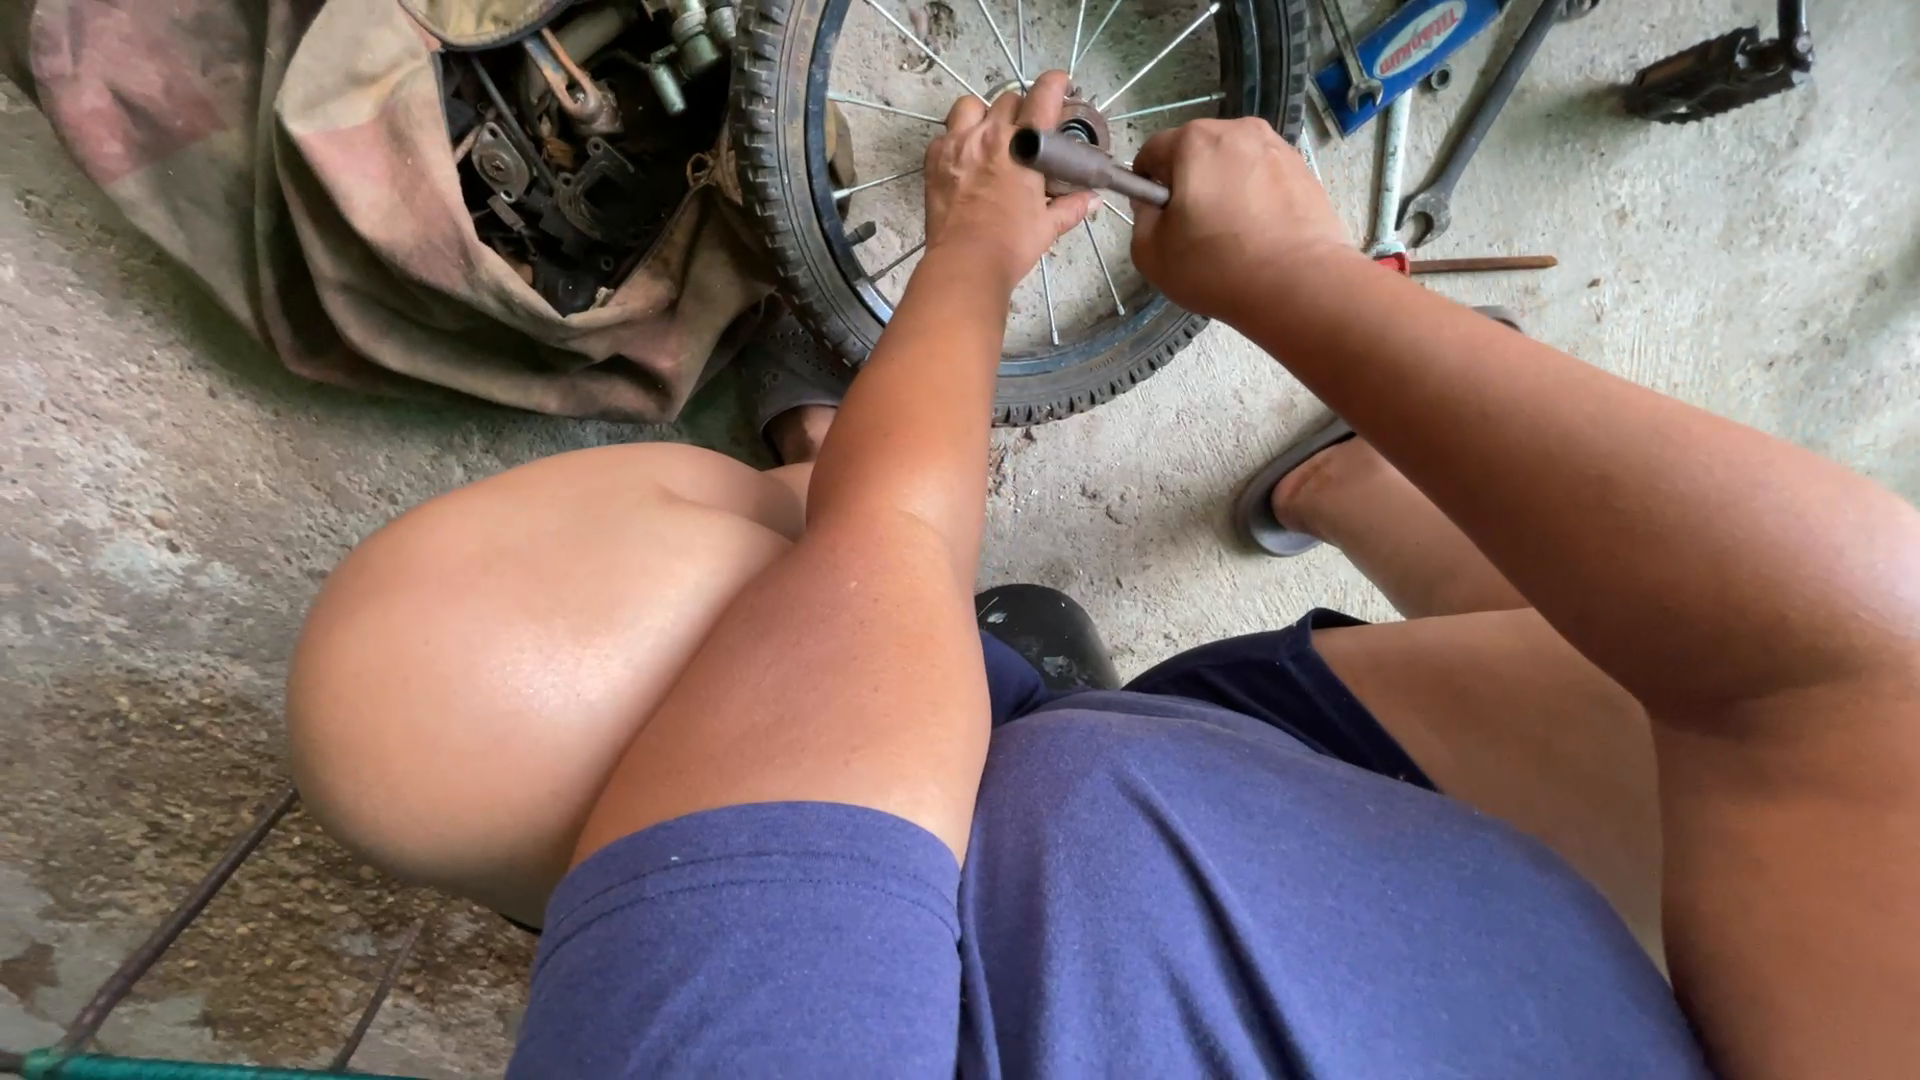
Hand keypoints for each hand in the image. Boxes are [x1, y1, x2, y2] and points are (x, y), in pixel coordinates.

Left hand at [923, 71, 1099, 290]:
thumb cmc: (1009, 246)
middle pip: (1008, 99)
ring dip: (982, 115)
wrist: (965, 265)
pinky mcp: (935, 161)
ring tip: (987, 137)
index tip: (1060, 87)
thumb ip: (1071, 207)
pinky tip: (963, 160)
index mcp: (1024, 145)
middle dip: (1020, 110)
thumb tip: (1092, 199)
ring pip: (970, 106)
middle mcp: (990, 135)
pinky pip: (945, 135)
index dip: (1055, 84)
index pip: (1044, 95)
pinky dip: (955, 141)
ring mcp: (959, 145)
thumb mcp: (1047, 227)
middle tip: (1024, 132)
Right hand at [1130, 118, 1354, 320]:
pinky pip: (1263, 177)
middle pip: (1196, 152)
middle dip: (1187, 182)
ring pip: (1232, 163)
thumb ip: (1141, 217)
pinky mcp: (1302, 169)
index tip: (1155, 215)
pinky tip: (1256, 234)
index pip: (1153, 151)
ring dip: (1222, 188)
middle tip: (1191, 229)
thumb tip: (1153, 202)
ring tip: (1228, 234)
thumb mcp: (1150, 252)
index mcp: (1194, 142)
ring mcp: (1275, 146)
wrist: (1295, 282)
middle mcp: (1237, 130)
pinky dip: (1253, 197)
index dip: (1146, 183)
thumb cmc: (1213, 267)